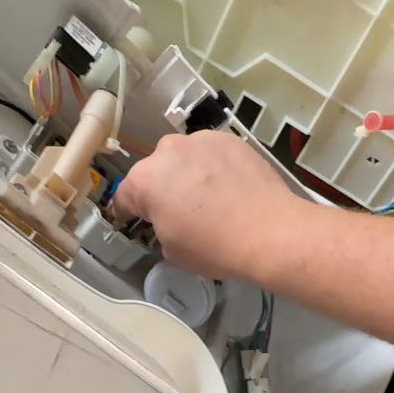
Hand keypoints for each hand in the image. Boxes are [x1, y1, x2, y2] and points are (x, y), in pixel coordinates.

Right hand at [113, 130, 306, 281]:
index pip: (124, 196)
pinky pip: (213, 155)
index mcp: (146, 180)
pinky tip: (230, 190)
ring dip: (189, 175)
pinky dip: (216, 169)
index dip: (126, 212)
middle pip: (156, 172)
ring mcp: (202, 140)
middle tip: (179, 213)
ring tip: (208, 200)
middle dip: (162, 190)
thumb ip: (160, 229)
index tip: (131, 219)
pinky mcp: (231, 140)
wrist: (269, 231)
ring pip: (186, 159)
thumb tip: (170, 221)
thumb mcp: (173, 251)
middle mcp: (169, 151)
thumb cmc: (214, 246)